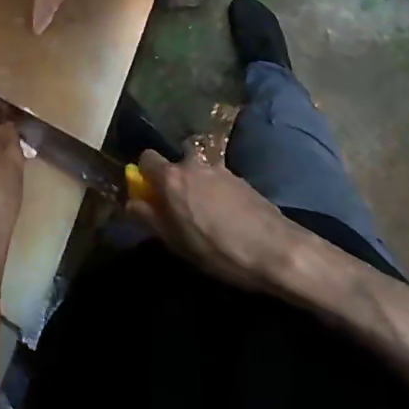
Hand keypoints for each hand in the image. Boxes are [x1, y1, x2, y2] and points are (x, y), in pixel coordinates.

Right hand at [129, 150, 304, 290]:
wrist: (275, 249)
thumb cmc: (218, 250)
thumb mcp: (176, 242)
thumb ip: (150, 217)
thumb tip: (133, 201)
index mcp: (172, 178)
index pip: (147, 158)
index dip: (145, 174)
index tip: (150, 194)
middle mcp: (193, 164)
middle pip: (175, 161)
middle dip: (174, 178)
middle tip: (179, 206)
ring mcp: (219, 168)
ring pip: (198, 169)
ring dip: (196, 183)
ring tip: (206, 212)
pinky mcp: (240, 177)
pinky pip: (217, 178)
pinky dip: (215, 190)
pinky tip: (225, 215)